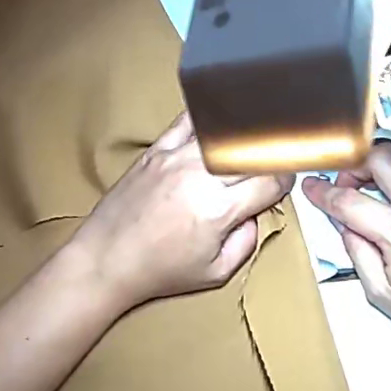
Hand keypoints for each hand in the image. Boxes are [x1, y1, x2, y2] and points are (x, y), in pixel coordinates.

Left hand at [65, 113, 293, 311]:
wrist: (106, 260)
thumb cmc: (159, 271)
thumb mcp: (215, 273)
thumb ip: (247, 242)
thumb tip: (255, 215)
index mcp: (219, 210)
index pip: (271, 181)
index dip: (285, 182)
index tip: (283, 185)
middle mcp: (199, 176)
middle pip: (252, 152)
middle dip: (268, 158)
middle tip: (270, 166)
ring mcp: (175, 158)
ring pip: (224, 133)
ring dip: (242, 138)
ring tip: (249, 143)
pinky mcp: (155, 151)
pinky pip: (189, 122)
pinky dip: (209, 118)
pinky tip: (220, 119)